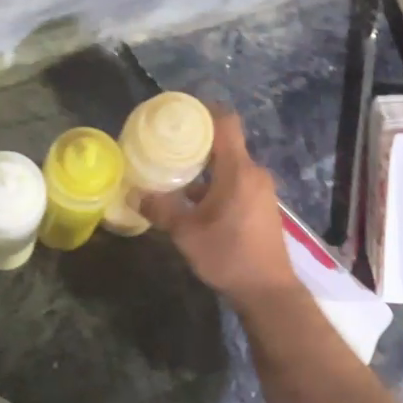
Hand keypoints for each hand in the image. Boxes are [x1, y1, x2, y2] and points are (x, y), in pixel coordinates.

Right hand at [140, 106, 300, 308]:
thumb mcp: (187, 234)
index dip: (202, 112)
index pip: (225, 122)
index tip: (177, 114)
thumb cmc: (228, 256)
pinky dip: (214, 186)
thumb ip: (161, 210)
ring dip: (203, 170)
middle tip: (164, 148)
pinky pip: (235, 185)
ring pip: (228, 168)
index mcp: (238, 170)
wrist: (267, 291)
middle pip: (224, 145)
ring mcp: (260, 191)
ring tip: (173, 177)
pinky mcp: (261, 208)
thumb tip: (134, 194)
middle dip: (195, 144)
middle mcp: (253, 173)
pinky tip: (192, 204)